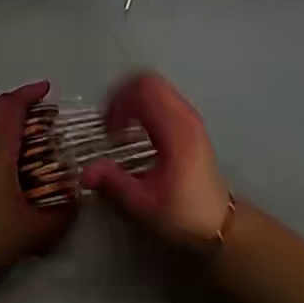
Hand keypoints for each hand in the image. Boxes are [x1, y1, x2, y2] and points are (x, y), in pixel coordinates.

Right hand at [80, 73, 231, 245]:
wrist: (217, 221)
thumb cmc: (183, 213)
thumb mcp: (144, 203)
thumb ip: (115, 183)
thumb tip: (86, 171)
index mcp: (176, 130)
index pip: (145, 90)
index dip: (119, 102)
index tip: (107, 129)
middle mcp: (185, 115)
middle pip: (150, 81)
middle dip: (123, 96)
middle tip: (109, 124)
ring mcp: (190, 115)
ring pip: (157, 86)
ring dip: (133, 99)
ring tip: (119, 127)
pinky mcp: (190, 120)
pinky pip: (164, 96)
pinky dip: (144, 103)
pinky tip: (135, 129)